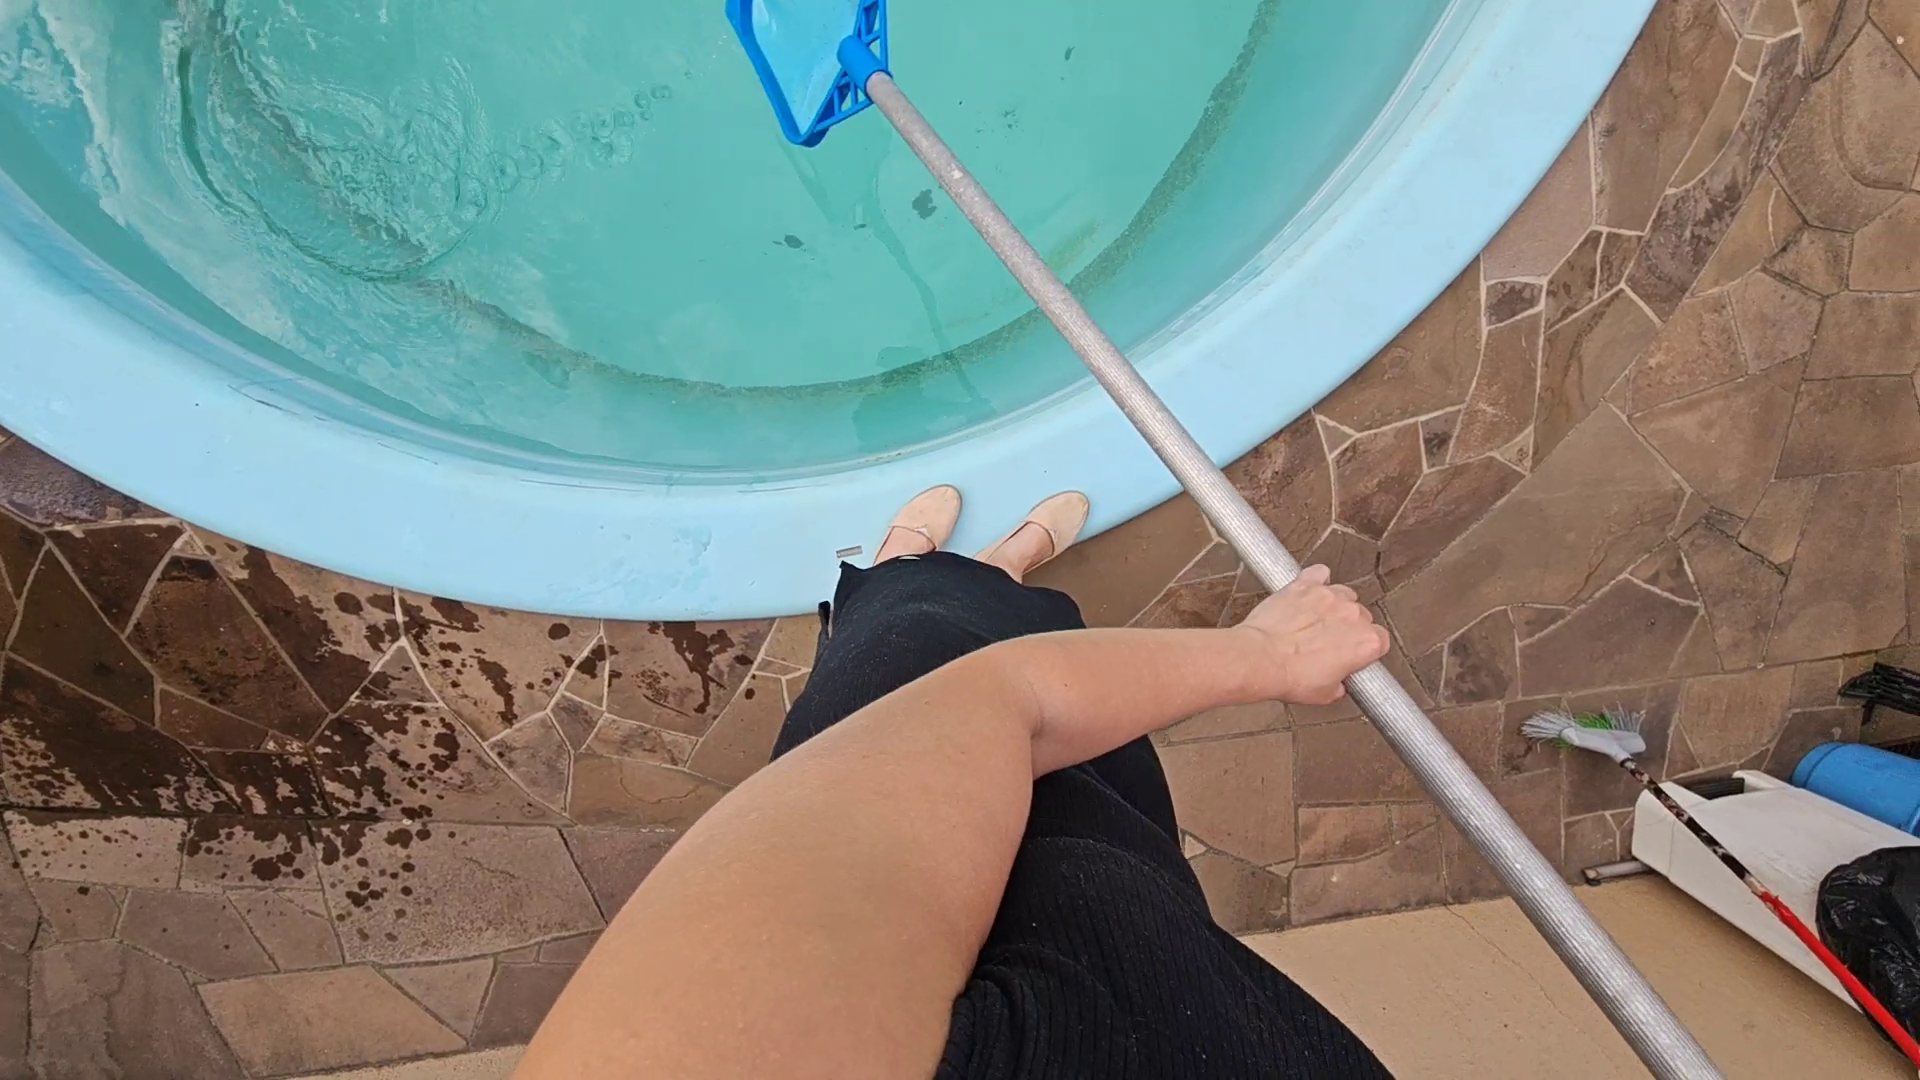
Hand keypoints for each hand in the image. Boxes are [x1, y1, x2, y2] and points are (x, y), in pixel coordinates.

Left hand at [1229, 565, 1391, 704]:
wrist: (1260, 659)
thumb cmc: (1290, 675)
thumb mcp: (1325, 693)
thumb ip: (1340, 682)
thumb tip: (1336, 683)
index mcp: (1367, 642)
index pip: (1379, 640)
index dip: (1363, 647)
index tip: (1351, 652)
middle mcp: (1353, 615)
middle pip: (1360, 615)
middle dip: (1346, 626)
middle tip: (1326, 639)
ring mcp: (1328, 596)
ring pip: (1342, 594)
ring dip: (1332, 604)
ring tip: (1314, 617)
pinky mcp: (1304, 585)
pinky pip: (1318, 573)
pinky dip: (1316, 578)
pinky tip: (1311, 585)